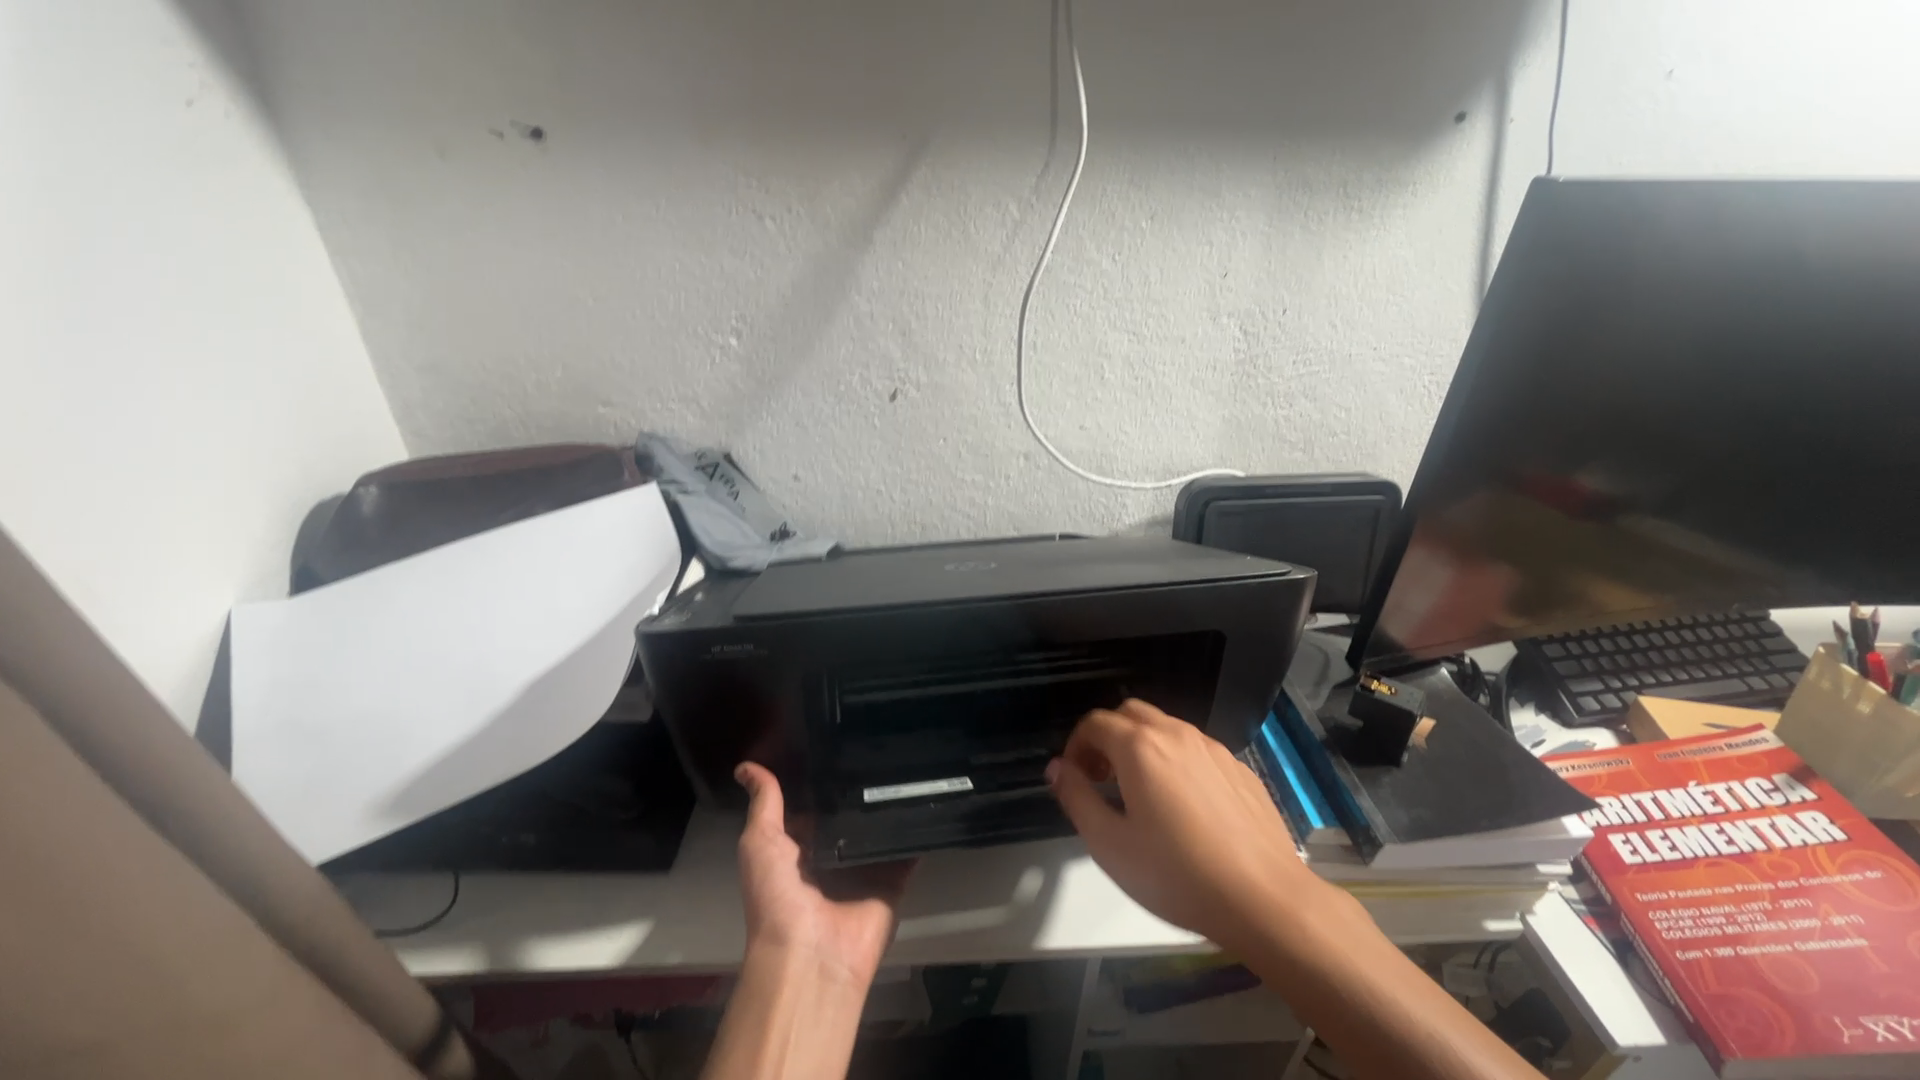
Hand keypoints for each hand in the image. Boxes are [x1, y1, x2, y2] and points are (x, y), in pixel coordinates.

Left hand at [732, 763, 911, 984]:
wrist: (811, 954)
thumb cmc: (777, 897)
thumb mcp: (759, 842)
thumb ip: (764, 804)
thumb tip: (745, 765)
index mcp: (796, 851)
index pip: (812, 808)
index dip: (821, 779)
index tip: (837, 741)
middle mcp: (831, 859)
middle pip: (849, 817)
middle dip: (861, 788)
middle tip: (880, 745)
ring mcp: (864, 872)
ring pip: (880, 830)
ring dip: (892, 805)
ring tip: (909, 761)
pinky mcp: (893, 883)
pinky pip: (908, 852)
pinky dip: (918, 832)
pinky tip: (930, 799)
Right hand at [1046, 699, 1334, 952]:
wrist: (1264, 898)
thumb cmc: (1176, 875)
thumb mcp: (1109, 844)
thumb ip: (1076, 798)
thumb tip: (1057, 768)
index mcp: (1140, 747)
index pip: (1094, 723)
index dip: (1075, 746)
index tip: (1074, 779)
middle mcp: (1177, 735)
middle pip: (1130, 714)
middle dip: (1107, 737)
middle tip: (1101, 779)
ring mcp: (1213, 750)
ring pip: (1166, 728)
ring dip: (1141, 748)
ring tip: (1139, 795)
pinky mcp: (1239, 769)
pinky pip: (1196, 750)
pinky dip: (1175, 762)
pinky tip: (1183, 809)